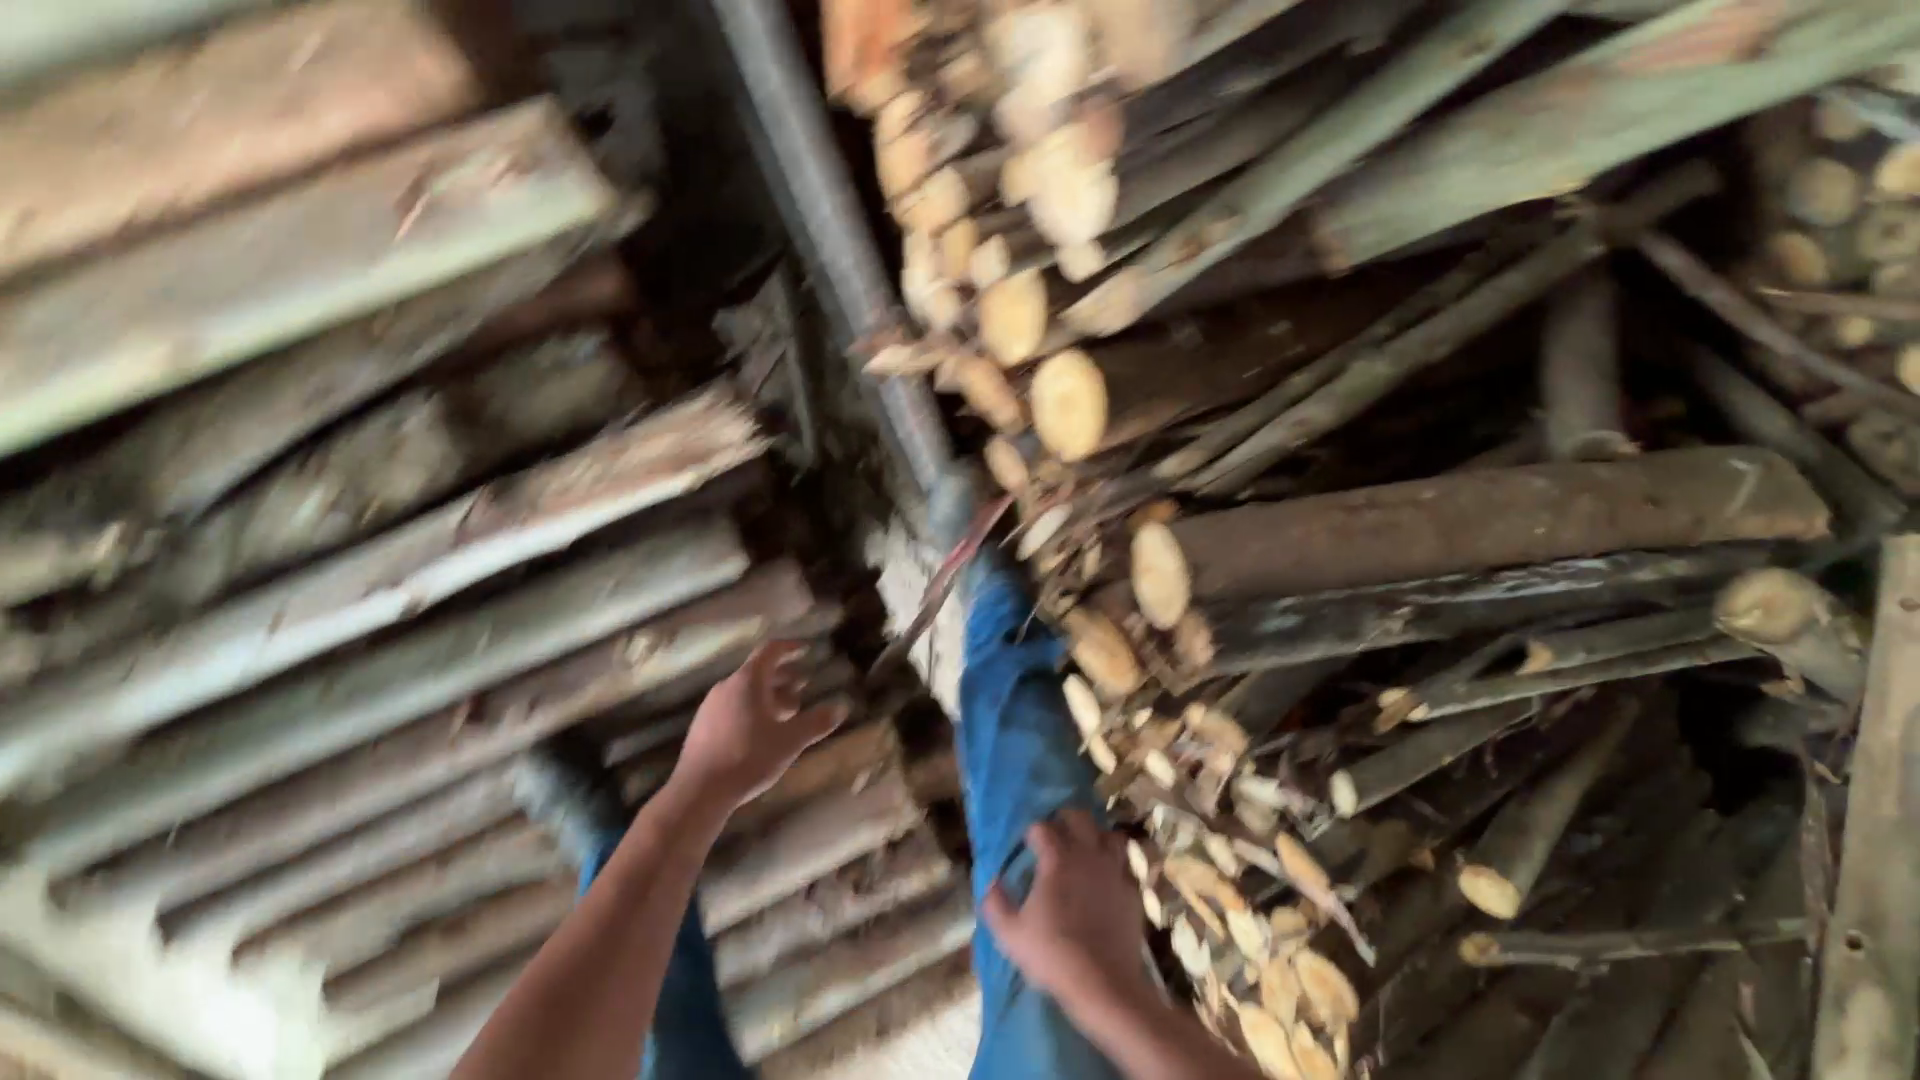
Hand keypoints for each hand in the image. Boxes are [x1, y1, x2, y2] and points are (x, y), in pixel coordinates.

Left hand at [674, 640, 851, 808]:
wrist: (699, 790)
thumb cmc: (749, 758)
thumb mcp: (790, 741)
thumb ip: (816, 723)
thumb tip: (841, 707)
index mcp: (747, 681)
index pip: (770, 651)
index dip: (790, 647)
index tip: (807, 649)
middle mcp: (727, 686)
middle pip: (758, 671)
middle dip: (783, 676)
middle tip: (804, 683)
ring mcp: (711, 706)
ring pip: (745, 691)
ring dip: (769, 695)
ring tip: (789, 711)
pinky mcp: (703, 726)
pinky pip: (733, 706)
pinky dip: (753, 709)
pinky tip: (763, 732)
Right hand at [981, 808, 1153, 1012]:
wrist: (1103, 983)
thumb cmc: (1052, 955)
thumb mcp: (1009, 933)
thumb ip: (995, 902)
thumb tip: (991, 881)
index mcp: (1057, 859)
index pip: (1042, 828)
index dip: (1032, 832)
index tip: (1028, 844)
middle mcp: (1088, 856)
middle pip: (1080, 818)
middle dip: (1066, 819)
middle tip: (1058, 831)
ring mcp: (1115, 872)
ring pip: (1111, 836)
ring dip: (1098, 836)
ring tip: (1088, 849)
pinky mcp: (1133, 892)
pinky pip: (1127, 867)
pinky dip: (1117, 867)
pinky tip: (1108, 880)